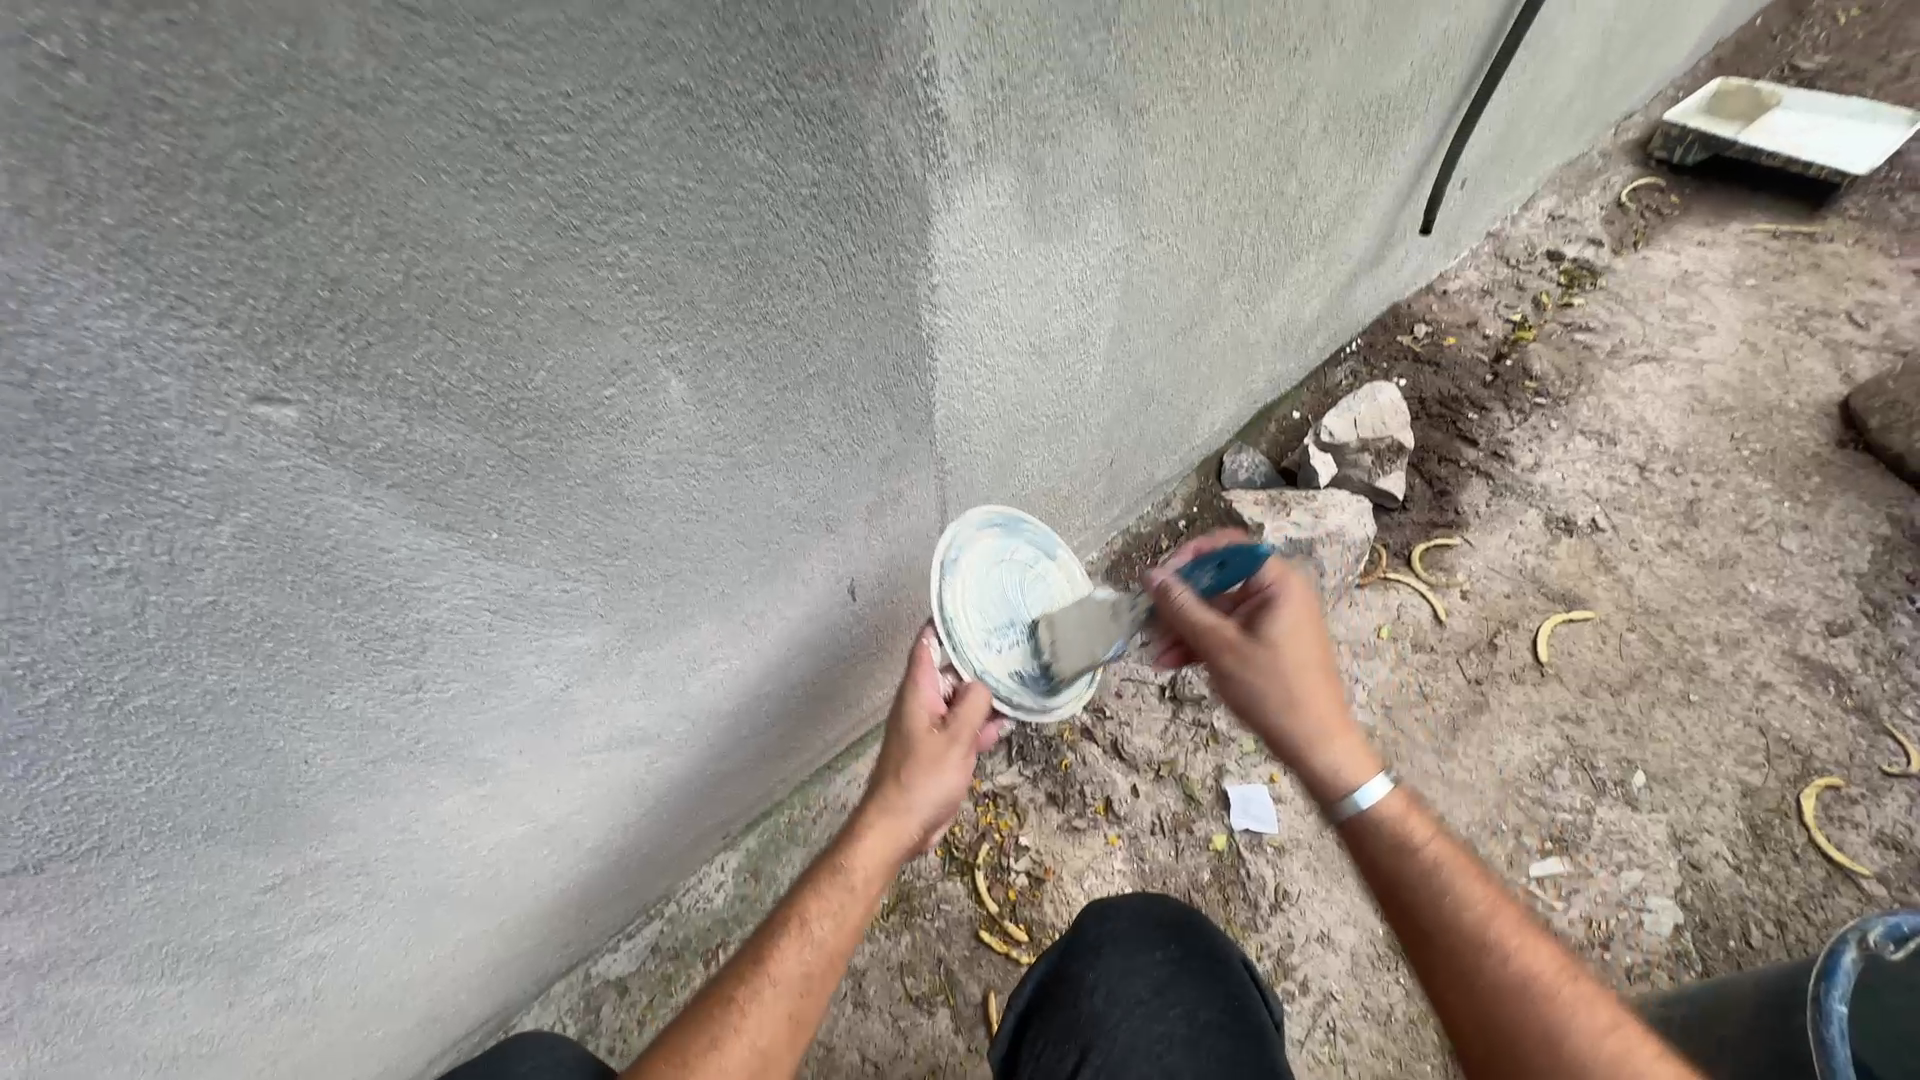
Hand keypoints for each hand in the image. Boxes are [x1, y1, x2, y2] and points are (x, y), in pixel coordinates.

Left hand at [855, 624, 1006, 861]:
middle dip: (979, 660)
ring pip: (962, 700)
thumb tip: (984, 683)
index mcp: (918, 690)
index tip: (972, 606)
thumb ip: (974, 704)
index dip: (946, 622)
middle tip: (1013, 642)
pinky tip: (1008, 721)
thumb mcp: (956, 738)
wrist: (899, 827)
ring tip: (1020, 678)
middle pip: (952, 670)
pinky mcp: (940, 749)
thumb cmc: (922, 779)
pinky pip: (963, 727)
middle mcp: (923, 702)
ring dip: (985, 696)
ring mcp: (932, 726)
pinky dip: (982, 724)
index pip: (928, 643)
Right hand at [1147, 529, 1382, 804]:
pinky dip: (1201, 643)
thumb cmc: (1271, 689)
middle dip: (1179, 605)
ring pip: (1216, 610)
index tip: (1157, 582)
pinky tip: (1172, 663)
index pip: (1225, 546)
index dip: (1187, 558)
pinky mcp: (1267, 641)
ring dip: (1184, 630)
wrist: (1315, 744)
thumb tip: (1150, 574)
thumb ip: (1181, 607)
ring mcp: (1272, 617)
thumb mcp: (1218, 646)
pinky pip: (1227, 630)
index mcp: (1276, 580)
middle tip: (1149, 626)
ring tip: (1157, 656)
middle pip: (1216, 580)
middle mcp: (1276, 591)